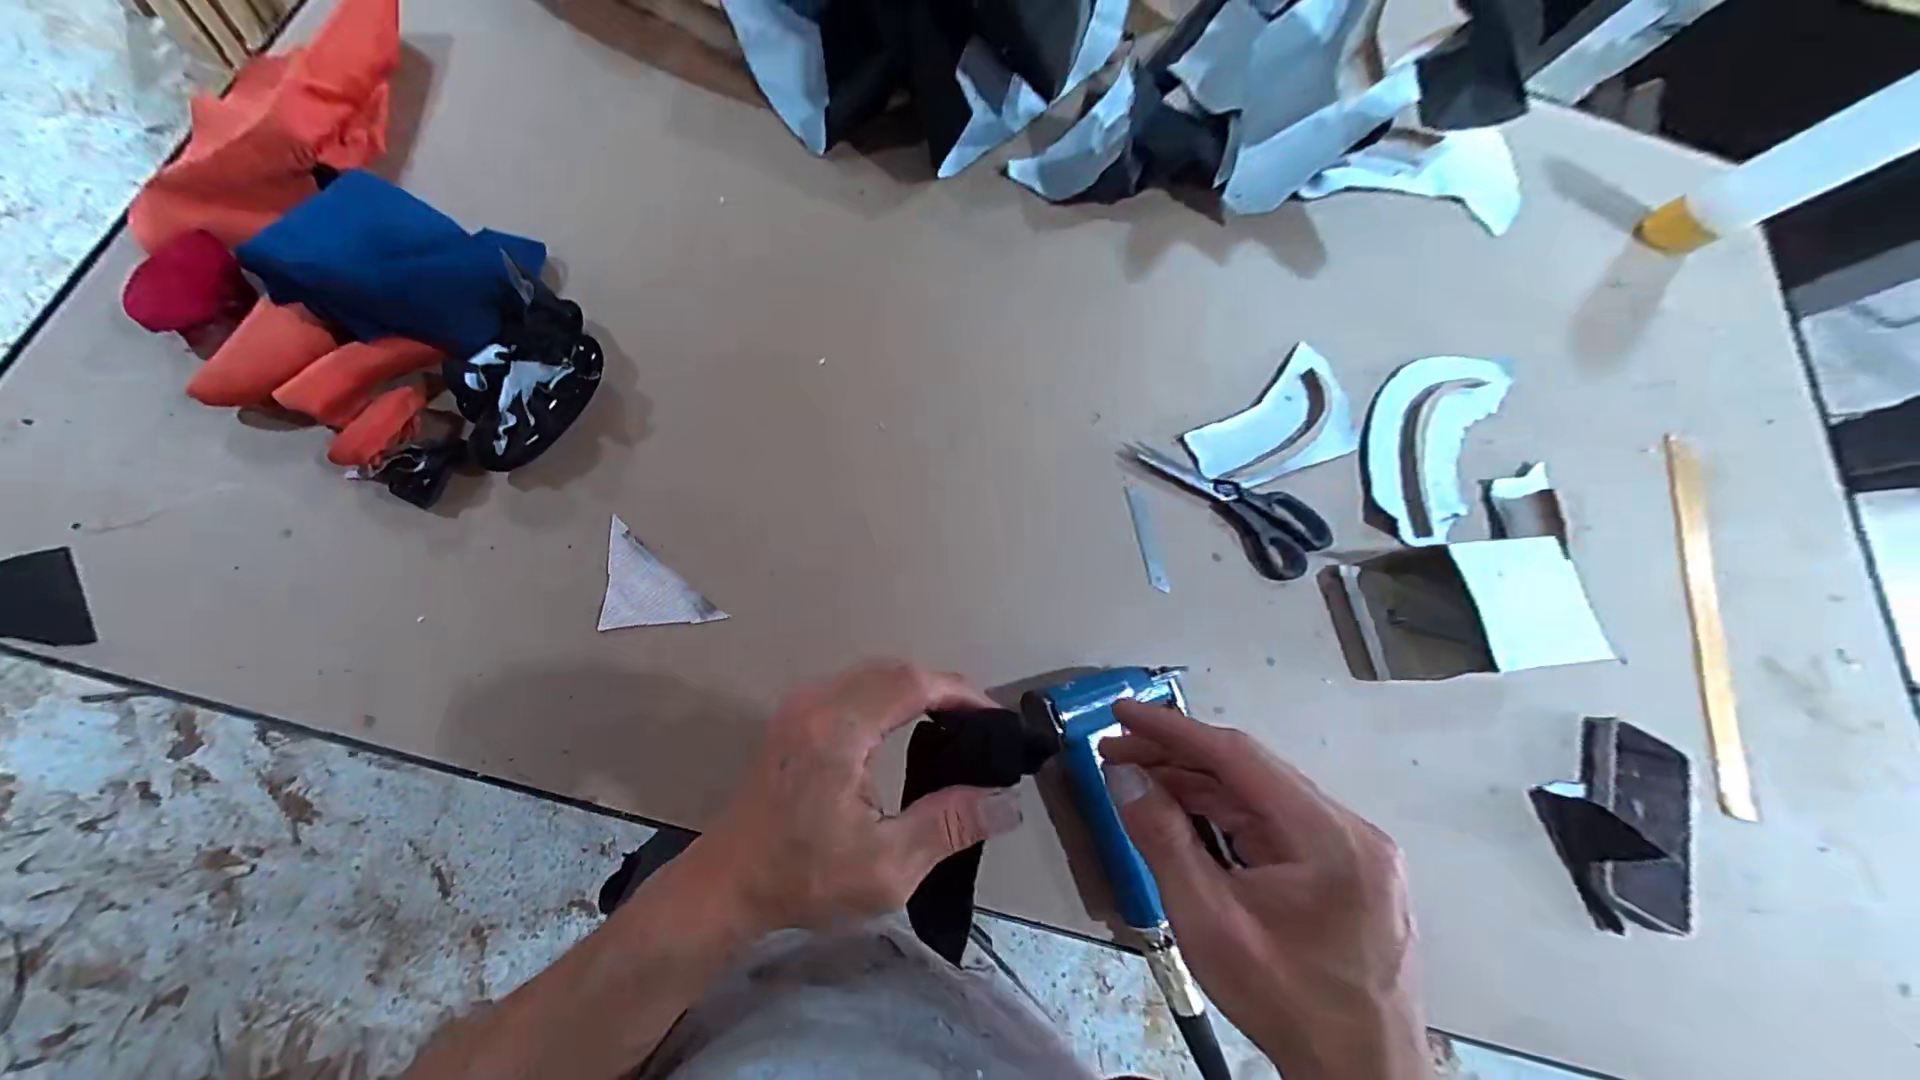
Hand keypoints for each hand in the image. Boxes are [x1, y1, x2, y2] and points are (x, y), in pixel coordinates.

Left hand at [694, 660, 1026, 933]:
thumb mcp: (887, 866)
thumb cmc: (803, 879)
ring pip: (874, 672)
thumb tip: (1007, 803)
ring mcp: (801, 704)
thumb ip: (950, 825)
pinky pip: (855, 684)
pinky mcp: (795, 714)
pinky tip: (907, 723)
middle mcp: (817, 702)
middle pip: (895, 669)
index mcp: (838, 731)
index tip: (994, 718)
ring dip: (916, 688)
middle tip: (979, 723)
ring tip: (953, 723)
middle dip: (943, 688)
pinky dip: (890, 693)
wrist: (727, 885)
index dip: (960, 693)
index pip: (912, 683)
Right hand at [1101, 701, 1429, 1079]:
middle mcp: (1347, 829)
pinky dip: (1219, 812)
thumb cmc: (1287, 1006)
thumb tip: (1124, 776)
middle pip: (1247, 772)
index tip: (1123, 713)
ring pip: (1256, 795)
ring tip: (1137, 777)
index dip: (1173, 729)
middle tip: (1116, 752)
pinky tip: (1180, 810)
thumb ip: (1163, 840)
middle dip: (1176, 757)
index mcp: (1328, 837)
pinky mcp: (1340, 866)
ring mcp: (1348, 848)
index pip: (1238, 757)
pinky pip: (1268, 822)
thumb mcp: (1209, 923)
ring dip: (1194, 783)